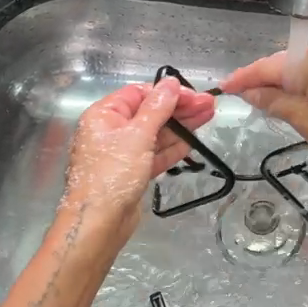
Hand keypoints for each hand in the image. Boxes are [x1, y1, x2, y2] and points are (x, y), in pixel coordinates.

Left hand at [62, 77, 214, 242]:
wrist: (98, 225)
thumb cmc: (113, 174)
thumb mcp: (138, 135)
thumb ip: (158, 107)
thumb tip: (171, 81)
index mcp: (104, 115)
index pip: (140, 93)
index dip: (168, 92)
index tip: (195, 95)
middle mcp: (112, 131)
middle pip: (151, 112)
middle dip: (180, 108)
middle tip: (210, 105)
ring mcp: (123, 153)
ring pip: (157, 133)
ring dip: (182, 125)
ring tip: (209, 116)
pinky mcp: (133, 172)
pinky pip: (156, 153)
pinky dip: (174, 147)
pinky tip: (194, 140)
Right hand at [219, 46, 307, 164]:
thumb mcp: (299, 116)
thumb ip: (272, 100)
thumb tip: (250, 93)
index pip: (269, 64)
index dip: (245, 76)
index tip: (225, 86)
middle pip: (283, 65)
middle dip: (260, 79)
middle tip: (238, 94)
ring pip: (297, 73)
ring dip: (277, 86)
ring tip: (256, 99)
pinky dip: (295, 89)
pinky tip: (284, 101)